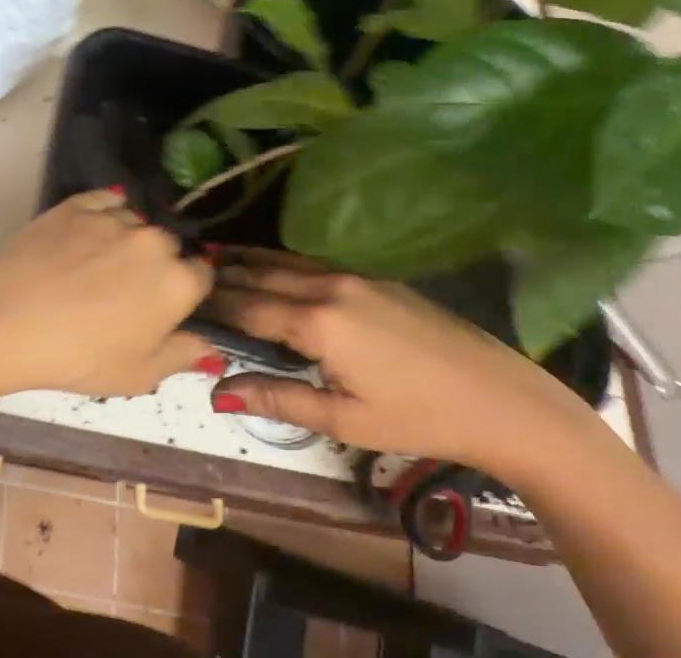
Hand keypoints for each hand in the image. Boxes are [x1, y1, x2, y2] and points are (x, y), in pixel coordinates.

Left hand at [0, 189, 215, 400]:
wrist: (7, 322)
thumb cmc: (78, 357)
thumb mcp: (139, 375)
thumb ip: (183, 356)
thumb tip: (211, 345)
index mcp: (177, 283)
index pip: (202, 274)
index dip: (186, 290)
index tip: (166, 304)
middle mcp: (151, 242)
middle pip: (168, 246)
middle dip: (156, 264)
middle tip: (126, 289)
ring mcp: (110, 219)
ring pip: (134, 222)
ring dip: (127, 239)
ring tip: (97, 265)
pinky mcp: (73, 206)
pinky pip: (104, 200)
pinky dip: (104, 211)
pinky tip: (90, 230)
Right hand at [208, 260, 606, 476]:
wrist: (504, 402)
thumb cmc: (420, 419)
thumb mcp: (344, 420)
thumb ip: (277, 398)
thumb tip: (215, 390)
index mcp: (316, 323)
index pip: (244, 306)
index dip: (208, 306)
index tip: (176, 305)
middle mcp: (328, 287)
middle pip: (258, 276)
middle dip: (218, 277)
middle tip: (181, 280)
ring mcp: (353, 276)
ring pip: (281, 261)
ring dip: (244, 262)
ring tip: (209, 262)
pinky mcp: (373, 277)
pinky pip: (308, 262)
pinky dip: (276, 263)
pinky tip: (265, 267)